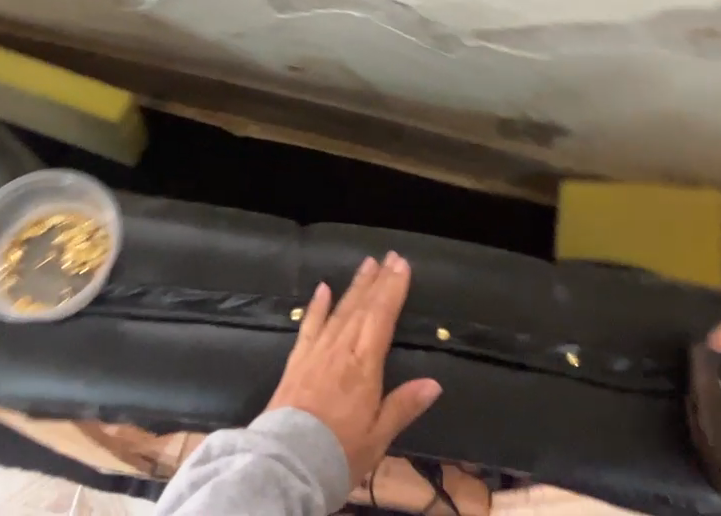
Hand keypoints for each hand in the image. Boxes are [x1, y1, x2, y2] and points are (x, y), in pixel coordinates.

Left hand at [266, 252, 442, 483]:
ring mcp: (316, 352)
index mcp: (364, 365)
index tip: (402, 265)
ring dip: (354, 286)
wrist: (286, 464)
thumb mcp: (378, 437)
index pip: (382, 317)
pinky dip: (317, 305)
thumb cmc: (339, 453)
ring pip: (339, 310)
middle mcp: (340, 350)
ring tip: (366, 264)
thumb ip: (404, 406)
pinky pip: (309, 325)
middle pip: (362, 307)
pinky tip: (323, 288)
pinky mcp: (296, 361)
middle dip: (378, 280)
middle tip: (389, 257)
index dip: (393, 289)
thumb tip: (434, 383)